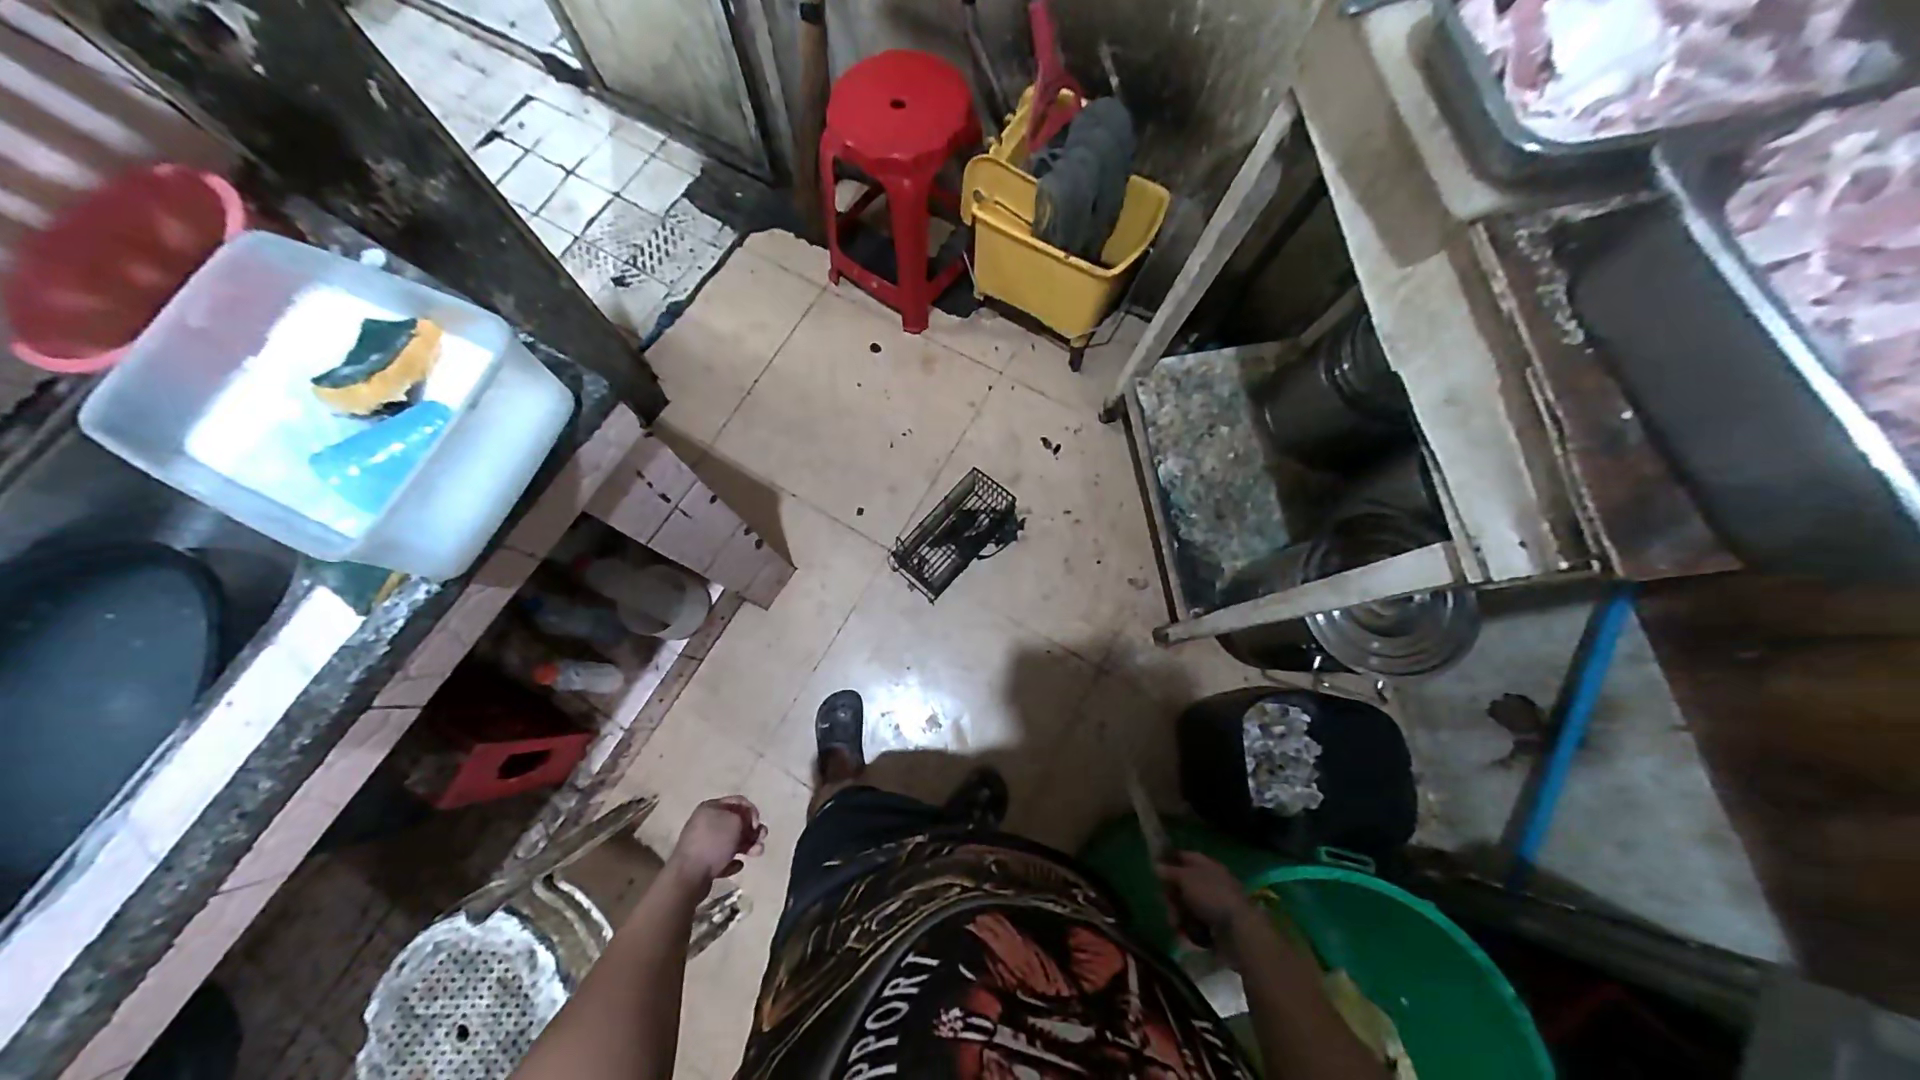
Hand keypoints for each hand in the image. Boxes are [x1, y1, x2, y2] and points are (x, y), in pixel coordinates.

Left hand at [667, 796, 764, 884]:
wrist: (689, 876)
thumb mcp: (735, 822)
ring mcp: (704, 843)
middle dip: (753, 831)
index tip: (756, 825)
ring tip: (756, 854)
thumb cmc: (713, 843)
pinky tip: (736, 865)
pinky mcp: (703, 862)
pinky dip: (733, 861)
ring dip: (748, 846)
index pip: (738, 802)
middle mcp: (706, 822)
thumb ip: (746, 817)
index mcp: (710, 807)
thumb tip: (746, 824)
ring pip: (732, 841)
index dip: (752, 811)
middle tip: (761, 839)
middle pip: (737, 822)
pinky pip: (724, 859)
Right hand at [1155, 851, 1257, 953]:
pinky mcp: (1215, 925)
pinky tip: (1185, 932)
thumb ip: (1170, 872)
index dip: (1170, 860)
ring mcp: (1213, 905)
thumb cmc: (1211, 897)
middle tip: (1168, 903)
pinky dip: (1188, 927)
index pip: (1185, 857)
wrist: (1238, 932)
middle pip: (1183, 884)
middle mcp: (1211, 883)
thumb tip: (1157, 866)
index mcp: (1208, 866)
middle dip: (1172, 895)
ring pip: (1186, 905)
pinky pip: (1194, 922)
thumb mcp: (1186, 879)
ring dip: (1177, 914)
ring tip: (1177, 924)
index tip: (1156, 868)